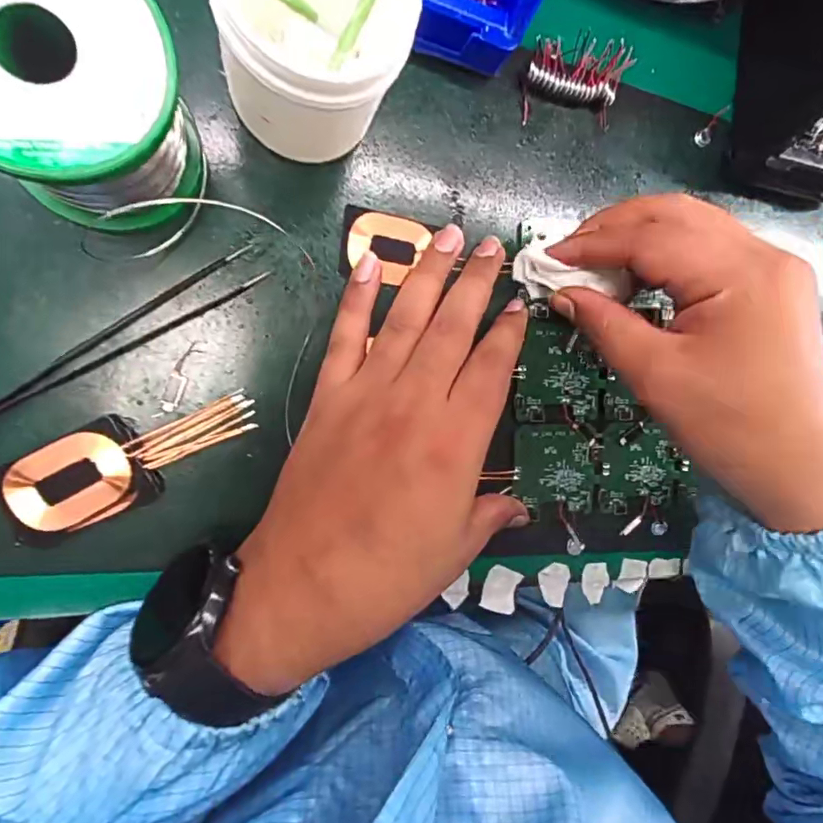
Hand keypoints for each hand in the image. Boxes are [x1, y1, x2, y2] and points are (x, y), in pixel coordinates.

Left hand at [215, 225, 528, 694]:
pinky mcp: (325, 399)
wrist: (299, 586)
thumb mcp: (452, 554)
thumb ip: (487, 515)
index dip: (511, 329)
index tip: (522, 300)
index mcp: (456, 443)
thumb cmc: (385, 579)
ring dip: (428, 272)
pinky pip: (344, 337)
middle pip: (453, 328)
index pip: (493, 367)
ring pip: (405, 319)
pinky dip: (356, 297)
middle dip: (477, 282)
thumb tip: (514, 502)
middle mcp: (414, 404)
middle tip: (493, 246)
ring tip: (449, 236)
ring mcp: (364, 395)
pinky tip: (369, 262)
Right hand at [546, 195, 822, 532]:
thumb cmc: (726, 424)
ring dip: (639, 235)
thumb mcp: (654, 373)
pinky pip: (709, 249)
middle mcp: (764, 255)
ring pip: (693, 224)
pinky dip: (666, 253)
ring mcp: (774, 266)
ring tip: (596, 263)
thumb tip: (563, 293)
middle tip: (570, 252)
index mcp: (740, 273)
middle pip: (676, 214)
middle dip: (614, 226)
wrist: (794, 467)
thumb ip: (604, 322)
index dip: (594, 243)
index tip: (550, 257)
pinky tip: (638, 277)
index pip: (652, 237)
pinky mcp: (772, 284)